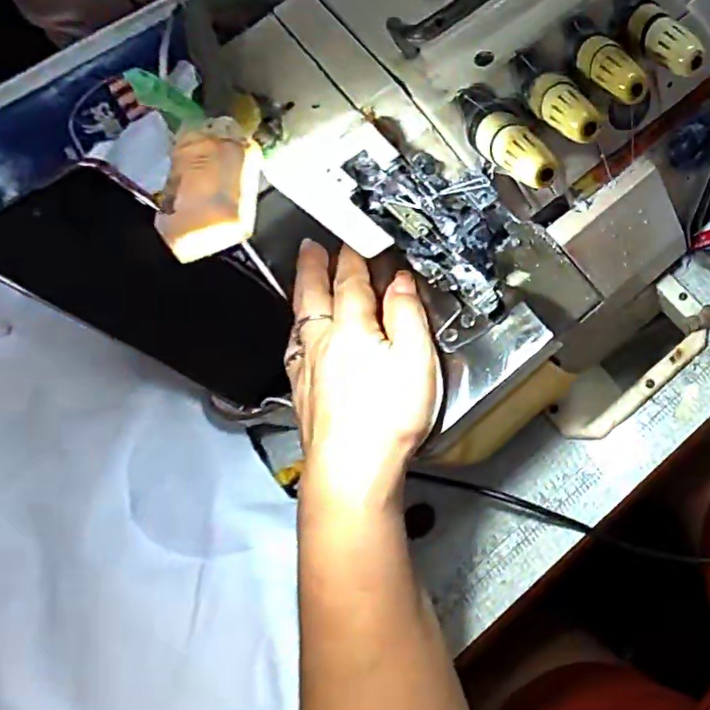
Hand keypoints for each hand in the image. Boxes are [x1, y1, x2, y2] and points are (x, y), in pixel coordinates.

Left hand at [287, 240, 441, 513]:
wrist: (353, 468)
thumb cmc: (388, 418)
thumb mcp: (415, 358)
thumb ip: (407, 315)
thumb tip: (400, 282)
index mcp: (352, 330)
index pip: (352, 284)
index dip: (355, 258)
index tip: (357, 240)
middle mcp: (322, 344)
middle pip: (314, 296)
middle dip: (315, 267)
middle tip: (311, 246)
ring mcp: (308, 369)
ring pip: (300, 320)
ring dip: (303, 293)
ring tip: (305, 280)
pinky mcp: (304, 393)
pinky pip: (295, 347)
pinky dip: (298, 329)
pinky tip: (301, 337)